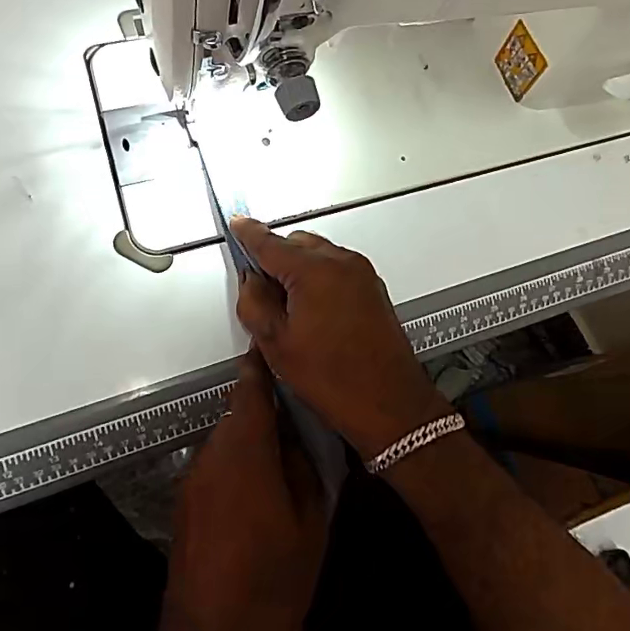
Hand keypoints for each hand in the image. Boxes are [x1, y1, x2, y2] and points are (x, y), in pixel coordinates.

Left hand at [140, 351, 327, 630]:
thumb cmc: (271, 577)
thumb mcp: (309, 523)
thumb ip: (303, 467)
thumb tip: (295, 435)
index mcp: (247, 449)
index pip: (251, 388)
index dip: (261, 364)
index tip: (272, 345)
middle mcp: (214, 451)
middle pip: (240, 415)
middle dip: (266, 415)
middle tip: (297, 426)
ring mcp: (194, 474)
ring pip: (228, 442)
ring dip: (251, 445)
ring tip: (280, 469)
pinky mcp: (184, 497)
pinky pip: (215, 466)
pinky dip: (235, 468)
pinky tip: (254, 499)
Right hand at [230, 217, 454, 459]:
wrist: (390, 406)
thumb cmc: (340, 381)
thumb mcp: (276, 343)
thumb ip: (253, 302)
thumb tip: (250, 282)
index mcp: (314, 271)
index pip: (269, 242)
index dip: (248, 232)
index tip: (239, 224)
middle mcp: (342, 263)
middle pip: (294, 243)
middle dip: (273, 260)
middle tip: (259, 291)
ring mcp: (361, 274)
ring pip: (316, 254)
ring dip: (297, 269)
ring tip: (288, 310)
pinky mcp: (372, 287)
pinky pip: (335, 267)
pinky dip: (318, 278)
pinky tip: (311, 311)